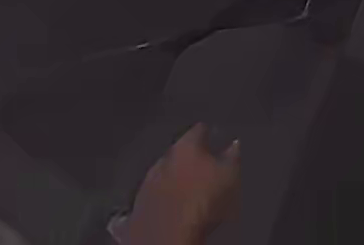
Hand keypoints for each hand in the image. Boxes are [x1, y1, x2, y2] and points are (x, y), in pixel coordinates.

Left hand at [124, 125, 240, 244]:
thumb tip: (233, 143)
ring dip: (169, 180)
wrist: (167, 241)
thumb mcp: (230, 174)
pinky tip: (153, 209)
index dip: (209, 132)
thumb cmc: (203, 200)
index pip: (198, 130)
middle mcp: (160, 163)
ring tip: (183, 187)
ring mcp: (141, 191)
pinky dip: (148, 206)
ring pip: (158, 178)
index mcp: (184, 147)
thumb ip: (232, 155)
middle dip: (187, 157)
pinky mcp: (130, 218)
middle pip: (176, 153)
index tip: (217, 136)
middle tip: (202, 164)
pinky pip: (140, 207)